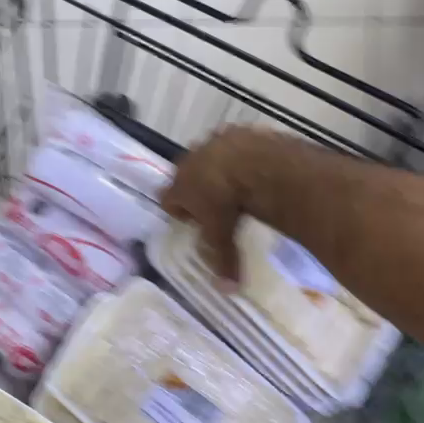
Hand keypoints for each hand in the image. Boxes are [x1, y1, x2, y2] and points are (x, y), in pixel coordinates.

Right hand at [161, 125, 277, 283]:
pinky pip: (233, 145)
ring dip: (218, 169)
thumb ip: (222, 258)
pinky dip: (241, 155)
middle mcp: (188, 162)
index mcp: (179, 187)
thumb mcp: (223, 234)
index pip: (167, 200)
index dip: (179, 211)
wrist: (254, 164)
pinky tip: (256, 167)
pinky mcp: (234, 131)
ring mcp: (211, 144)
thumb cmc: (227, 202)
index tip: (194, 221)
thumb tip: (228, 291)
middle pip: (185, 176)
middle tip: (217, 204)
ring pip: (208, 158)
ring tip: (239, 185)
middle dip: (197, 188)